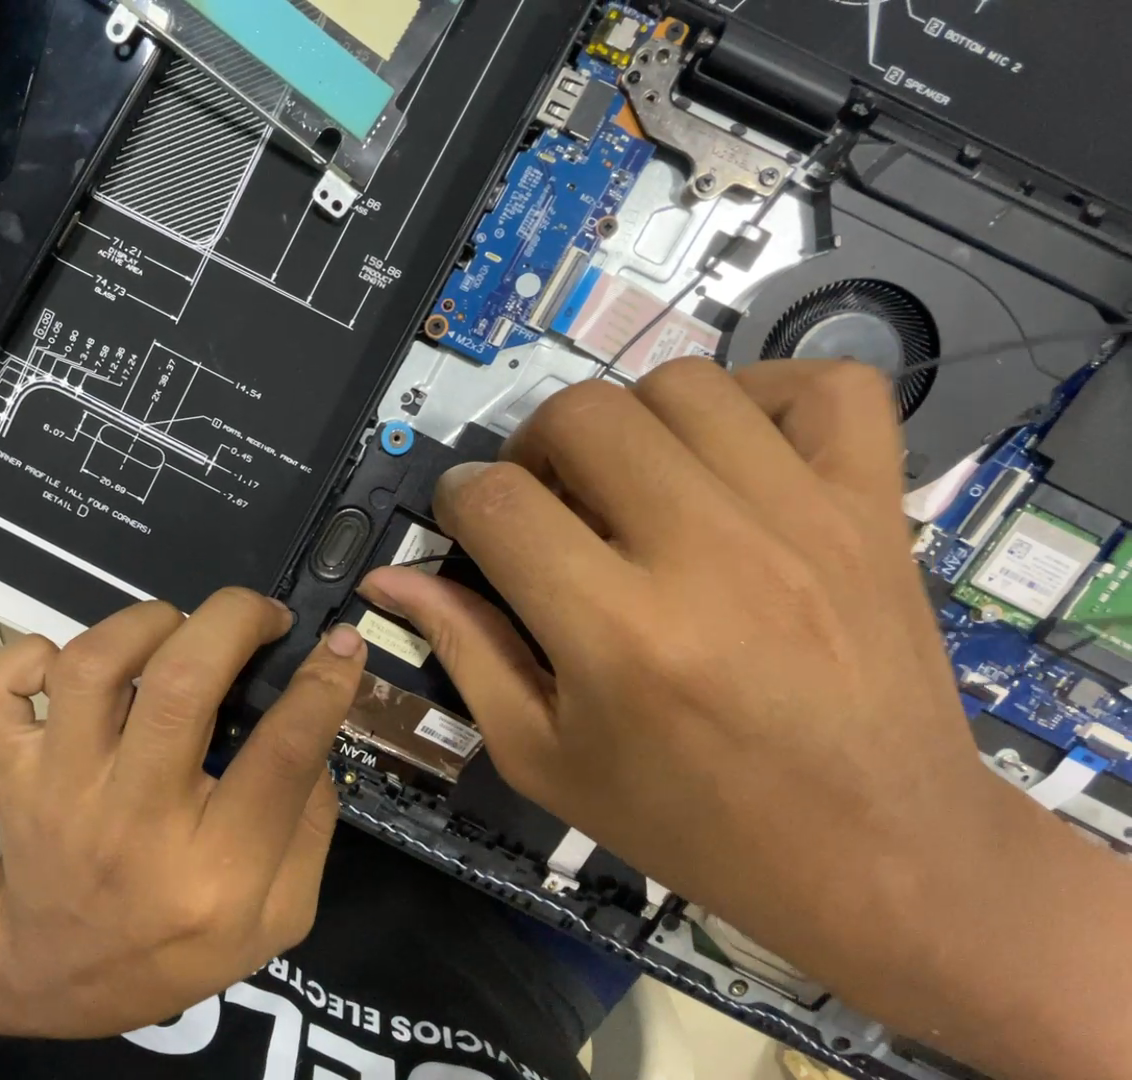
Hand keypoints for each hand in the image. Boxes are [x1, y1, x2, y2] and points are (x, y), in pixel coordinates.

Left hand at [0, 587, 368, 1038]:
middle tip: (258, 615)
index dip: (322, 682)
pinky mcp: (9, 771)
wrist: (57, 971)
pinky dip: (27, 654)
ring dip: (144, 623)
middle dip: (234, 619)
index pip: (281, 754)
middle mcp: (134, 822)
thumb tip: (311, 713)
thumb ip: (310, 820)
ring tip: (174, 632)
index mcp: (216, 870)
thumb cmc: (177, 943)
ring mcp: (60, 792)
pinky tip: (66, 666)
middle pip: (181, 685)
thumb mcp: (278, 914)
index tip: (338, 643)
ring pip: (91, 667)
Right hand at [360, 358, 1131, 1078]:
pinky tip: (728, 449)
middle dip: (530, 449)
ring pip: (682, 385)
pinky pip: (827, 385)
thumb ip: (463, 650)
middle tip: (542, 503)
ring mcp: (805, 520)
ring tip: (626, 480)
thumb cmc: (689, 819)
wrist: (882, 857)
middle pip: (580, 415)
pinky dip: (764, 393)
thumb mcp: (541, 755)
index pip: (495, 501)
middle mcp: (708, 555)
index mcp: (616, 632)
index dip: (457, 500)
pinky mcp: (875, 511)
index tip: (467, 526)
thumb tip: (386, 580)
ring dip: (627, 420)